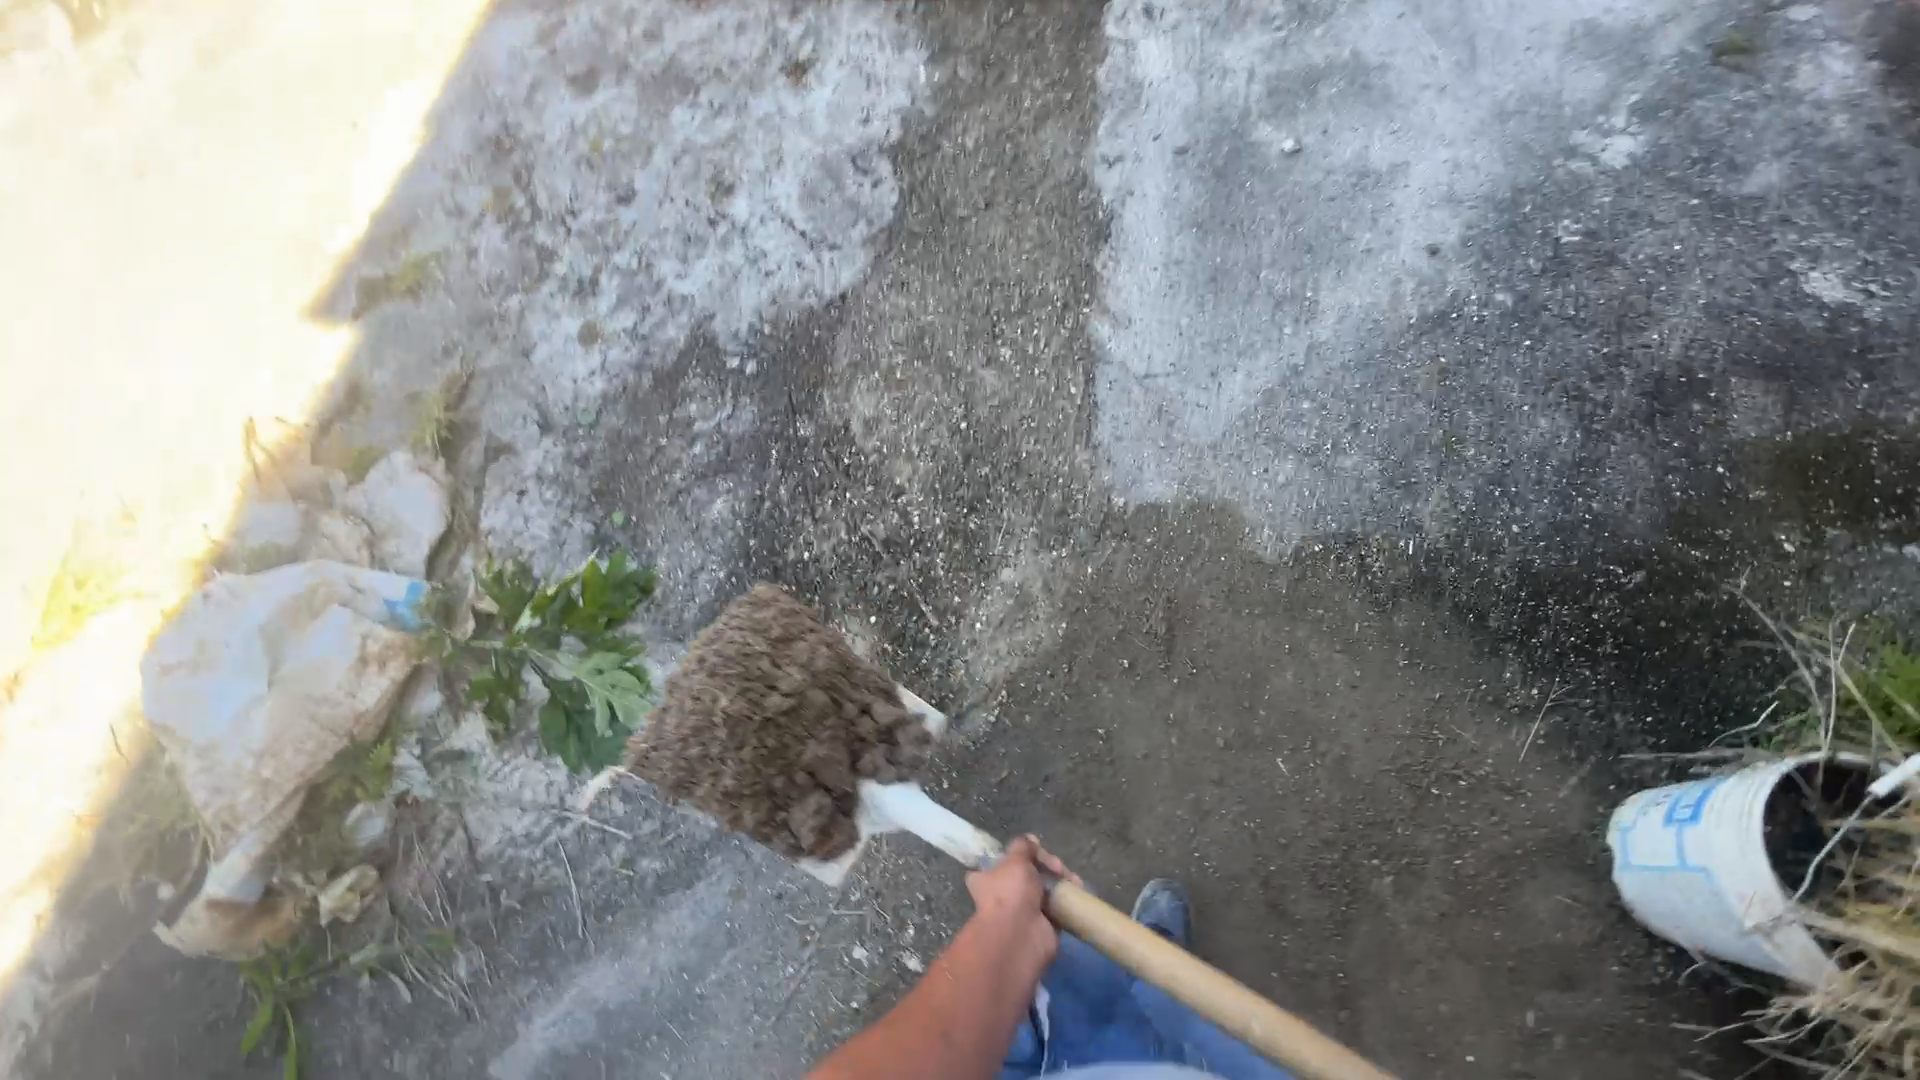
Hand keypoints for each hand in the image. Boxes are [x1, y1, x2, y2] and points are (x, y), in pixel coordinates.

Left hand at [965, 835, 1079, 966]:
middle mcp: (1001, 896)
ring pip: (1043, 890)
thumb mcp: (1016, 858)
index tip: (1033, 851)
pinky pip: (1055, 909)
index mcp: (986, 879)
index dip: (1015, 857)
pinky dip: (1066, 901)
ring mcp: (1021, 912)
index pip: (997, 864)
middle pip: (1026, 875)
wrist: (1020, 934)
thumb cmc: (1011, 891)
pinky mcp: (1041, 926)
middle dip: (1045, 867)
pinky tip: (1077, 891)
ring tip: (1073, 879)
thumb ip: (1023, 846)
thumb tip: (1031, 839)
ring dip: (1059, 883)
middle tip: (1058, 867)